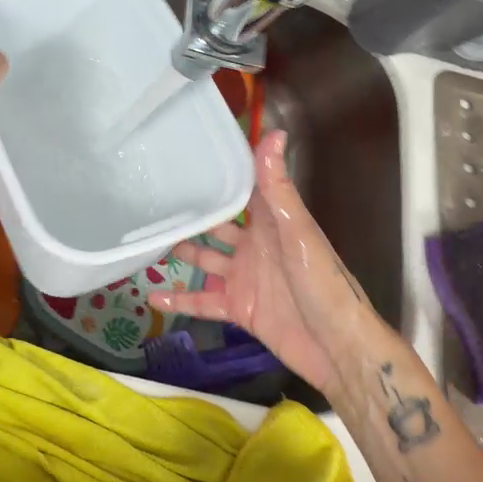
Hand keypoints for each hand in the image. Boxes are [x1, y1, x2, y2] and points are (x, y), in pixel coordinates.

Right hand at [151, 132, 373, 396]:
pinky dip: (179, 301)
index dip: (220, 174)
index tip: (186, 156)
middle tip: (153, 199)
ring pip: (206, 260)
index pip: (243, 190)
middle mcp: (256, 246)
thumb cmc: (322, 282)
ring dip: (181, 251)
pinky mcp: (240, 308)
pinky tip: (153, 297)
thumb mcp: (297, 230)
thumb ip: (278, 186)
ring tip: (145, 240)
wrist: (338, 347)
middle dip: (191, 214)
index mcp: (271, 222)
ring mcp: (245, 278)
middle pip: (217, 224)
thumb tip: (273, 133)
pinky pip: (204, 301)